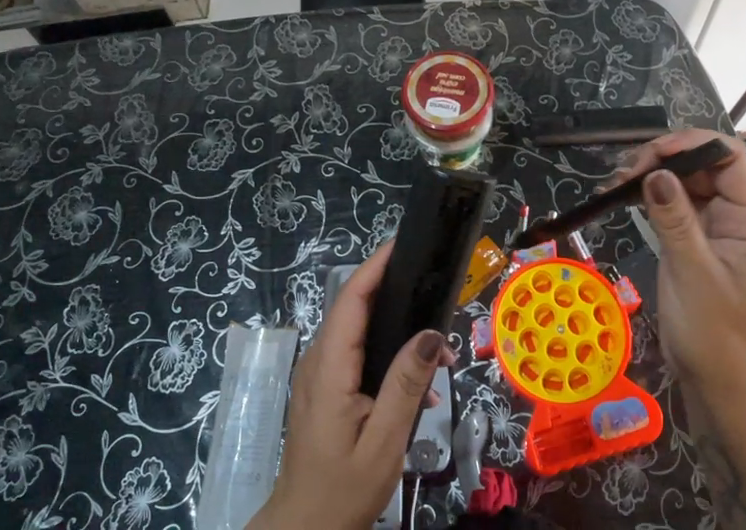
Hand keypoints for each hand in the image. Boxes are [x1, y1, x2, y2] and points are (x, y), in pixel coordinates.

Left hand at [250, 243, 456, 529]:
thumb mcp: (384, 442)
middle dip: (398, 297)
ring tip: (442, 352)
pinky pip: (358, 354)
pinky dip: (389, 355)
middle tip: (441, 298)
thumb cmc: (343, 489)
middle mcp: (319, 361)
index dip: (376, 266)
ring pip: (360, 332)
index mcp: (329, 367)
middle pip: (356, 308)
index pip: (351, 299)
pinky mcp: (326, 390)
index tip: (407, 244)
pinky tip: (419, 384)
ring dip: (398, 331)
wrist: (303, 529)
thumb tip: (432, 333)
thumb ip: (406, 385)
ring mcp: (320, 375)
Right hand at [614, 130, 745, 397]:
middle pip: (703, 164)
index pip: (730, 158)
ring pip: (685, 180)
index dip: (694, 144)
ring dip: (652, 174)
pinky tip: (622, 197)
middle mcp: (736, 215)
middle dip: (664, 158)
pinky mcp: (694, 239)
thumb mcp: (693, 274)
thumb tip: (655, 173)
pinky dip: (648, 195)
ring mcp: (714, 226)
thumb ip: (675, 220)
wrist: (719, 382)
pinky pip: (673, 203)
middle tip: (624, 174)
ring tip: (615, 184)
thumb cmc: (716, 333)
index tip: (652, 153)